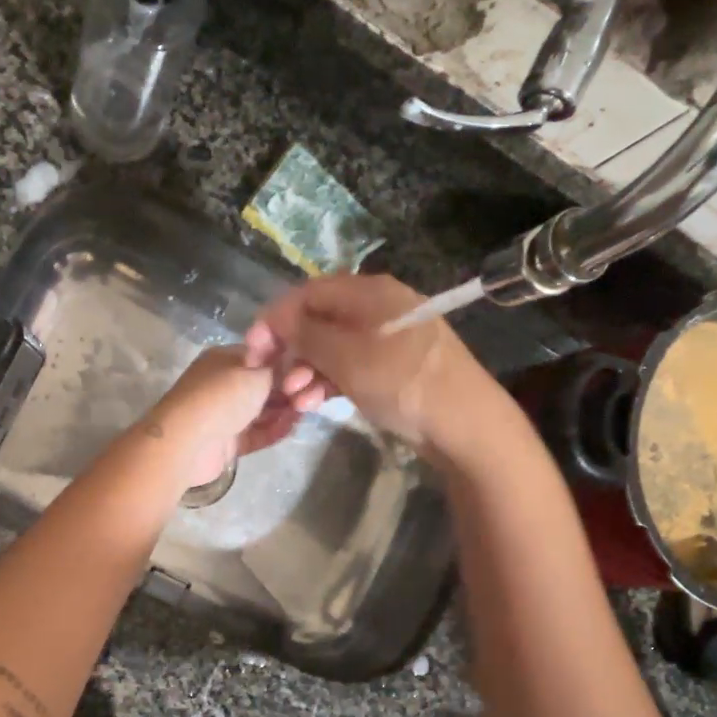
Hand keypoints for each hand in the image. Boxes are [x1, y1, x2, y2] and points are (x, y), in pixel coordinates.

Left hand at [138, 346, 299, 489]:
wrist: (187, 442)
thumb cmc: (221, 397)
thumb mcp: (255, 373)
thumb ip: (278, 369)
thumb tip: (293, 366)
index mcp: (226, 360)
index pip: (263, 357)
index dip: (287, 362)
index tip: (310, 370)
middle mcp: (225, 385)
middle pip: (265, 385)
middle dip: (289, 389)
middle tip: (312, 394)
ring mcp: (226, 415)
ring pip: (263, 411)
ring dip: (285, 410)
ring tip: (307, 410)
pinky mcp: (228, 442)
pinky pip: (257, 434)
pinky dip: (274, 430)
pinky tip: (293, 427)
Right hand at [245, 274, 497, 451]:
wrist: (463, 424)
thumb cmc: (402, 382)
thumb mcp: (347, 357)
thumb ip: (307, 334)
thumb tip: (278, 320)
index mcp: (369, 293)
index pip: (308, 293)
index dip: (276, 318)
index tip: (253, 350)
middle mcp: (377, 308)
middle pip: (319, 320)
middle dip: (291, 349)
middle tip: (271, 378)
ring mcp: (386, 340)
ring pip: (332, 348)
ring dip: (306, 371)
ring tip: (294, 398)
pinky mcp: (391, 369)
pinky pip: (349, 367)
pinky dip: (328, 382)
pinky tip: (313, 402)